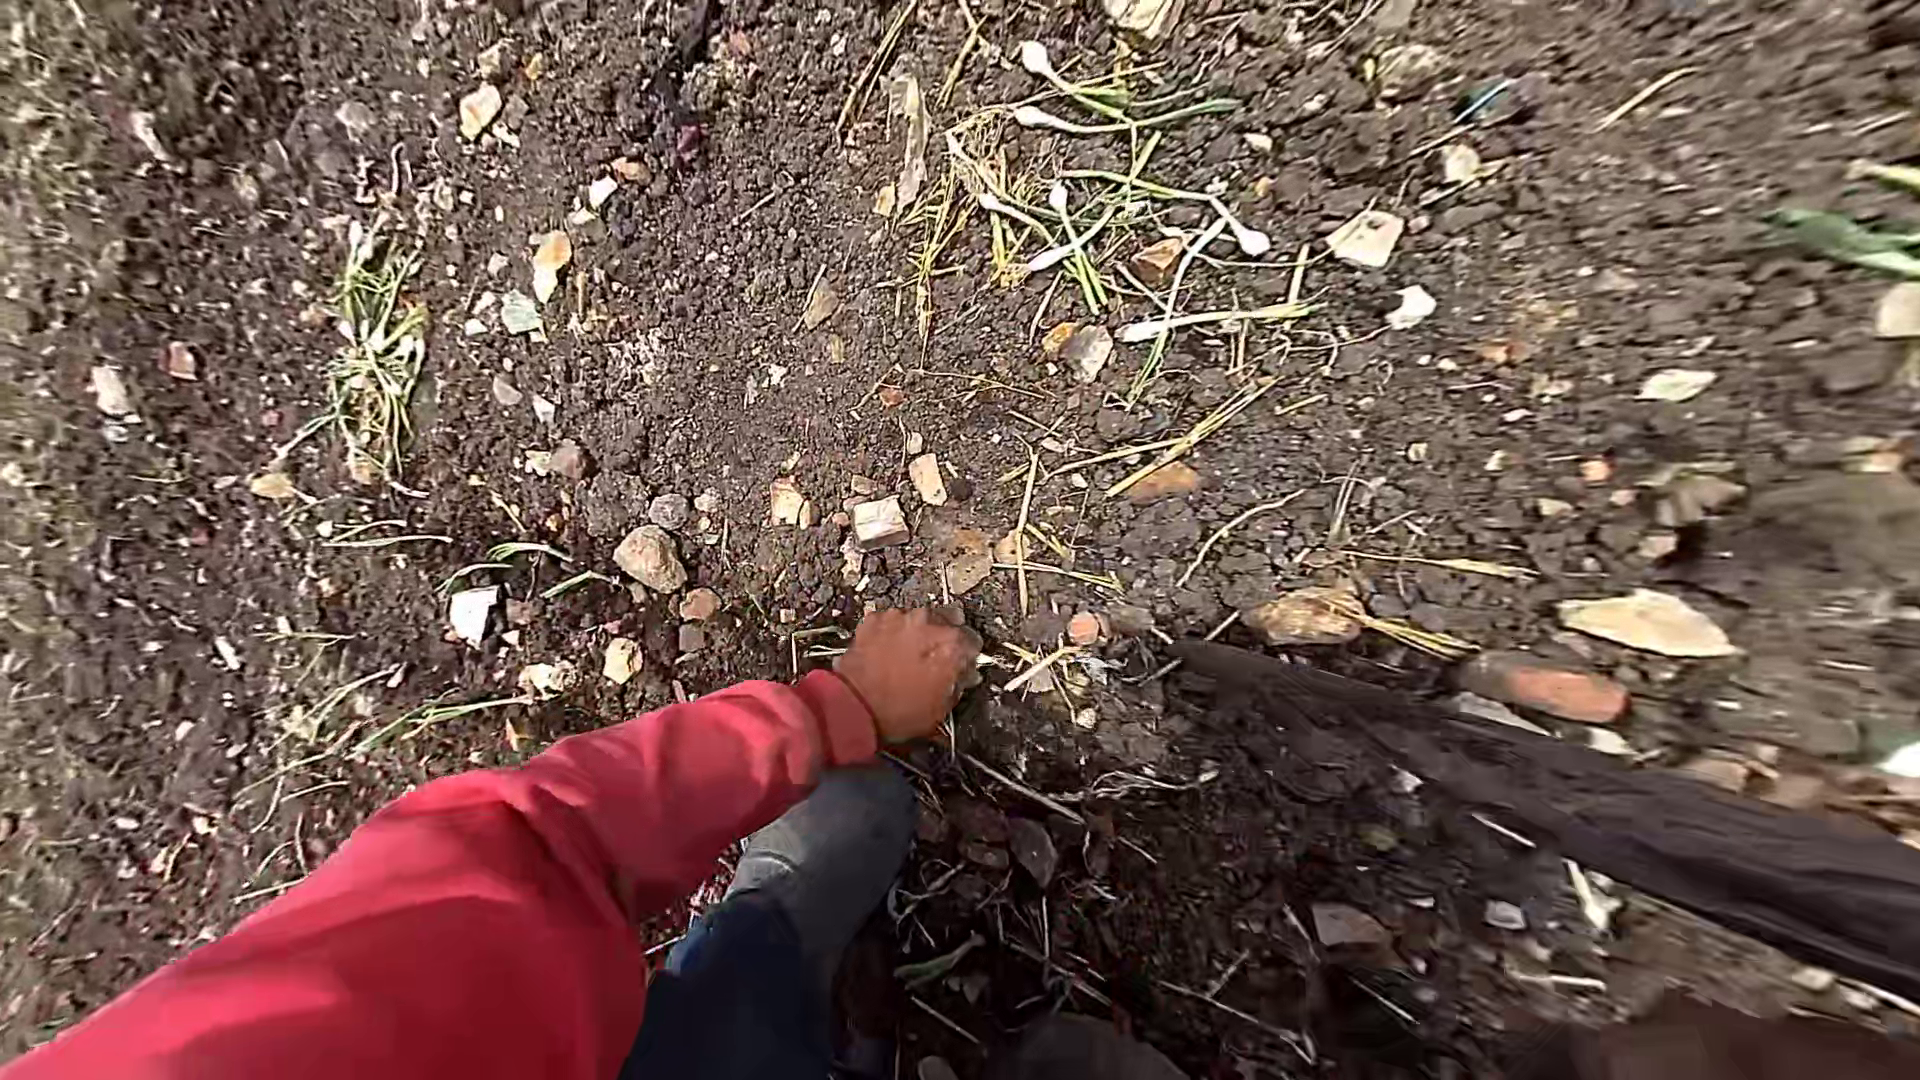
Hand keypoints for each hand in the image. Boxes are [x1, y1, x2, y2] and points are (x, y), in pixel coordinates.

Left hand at [835, 606, 981, 741]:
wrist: (852, 707)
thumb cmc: (898, 712)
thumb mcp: (940, 707)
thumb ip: (958, 683)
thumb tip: (963, 673)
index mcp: (951, 642)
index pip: (972, 640)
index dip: (968, 654)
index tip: (963, 664)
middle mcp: (928, 621)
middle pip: (948, 619)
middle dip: (946, 635)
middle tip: (937, 655)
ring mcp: (899, 617)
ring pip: (918, 618)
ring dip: (918, 631)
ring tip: (909, 654)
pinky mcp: (875, 620)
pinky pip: (892, 621)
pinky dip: (893, 631)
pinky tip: (889, 649)